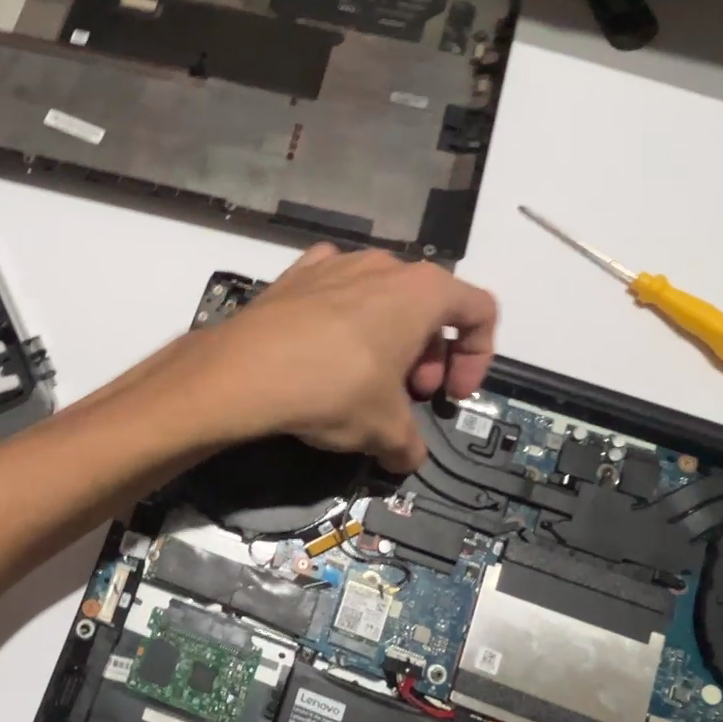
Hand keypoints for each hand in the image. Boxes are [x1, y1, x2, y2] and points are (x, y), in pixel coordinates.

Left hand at [180, 244, 497, 470]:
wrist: (244, 371)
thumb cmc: (333, 390)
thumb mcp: (384, 429)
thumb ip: (409, 444)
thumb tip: (406, 459)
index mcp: (423, 291)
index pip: (478, 311)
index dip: (477, 358)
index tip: (451, 395)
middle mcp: (384, 265)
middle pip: (427, 307)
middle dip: (426, 356)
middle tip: (407, 396)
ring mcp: (336, 262)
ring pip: (380, 299)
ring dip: (385, 339)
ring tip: (364, 380)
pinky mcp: (295, 274)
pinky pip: (334, 293)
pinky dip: (341, 320)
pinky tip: (323, 352)